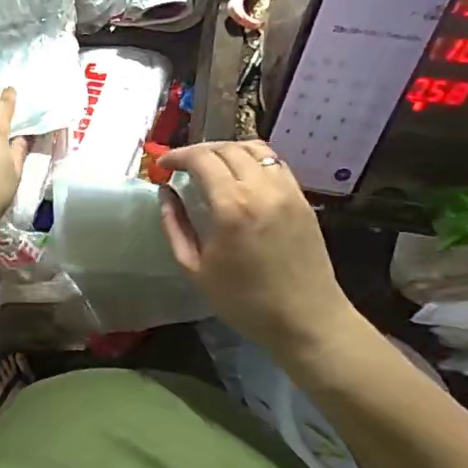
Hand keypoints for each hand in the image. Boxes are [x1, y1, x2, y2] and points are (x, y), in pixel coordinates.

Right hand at [158, 141, 357, 351]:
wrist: (306, 319)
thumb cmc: (244, 300)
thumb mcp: (195, 268)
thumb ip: (175, 226)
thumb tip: (166, 195)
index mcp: (232, 207)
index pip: (202, 160)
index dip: (177, 156)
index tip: (161, 167)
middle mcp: (262, 189)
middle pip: (227, 148)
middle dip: (199, 151)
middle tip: (181, 165)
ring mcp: (287, 191)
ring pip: (255, 149)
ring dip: (227, 150)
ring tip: (211, 165)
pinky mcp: (302, 199)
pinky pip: (275, 164)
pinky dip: (252, 160)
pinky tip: (240, 177)